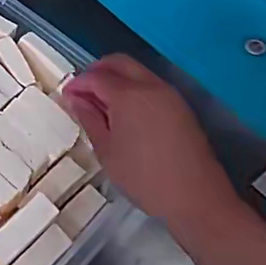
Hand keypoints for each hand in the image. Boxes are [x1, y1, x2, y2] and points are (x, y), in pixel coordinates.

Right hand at [61, 54, 244, 231]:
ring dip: (116, 78)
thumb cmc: (145, 178)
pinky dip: (133, 88)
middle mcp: (151, 87)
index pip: (95, 77)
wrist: (199, 202)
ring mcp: (170, 96)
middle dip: (96, 71)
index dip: (77, 84)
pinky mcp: (182, 108)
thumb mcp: (106, 151)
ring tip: (102, 105)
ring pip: (136, 71)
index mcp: (128, 95)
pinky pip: (151, 85)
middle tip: (83, 92)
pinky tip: (125, 113)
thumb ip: (89, 119)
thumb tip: (76, 100)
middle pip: (118, 62)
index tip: (66, 97)